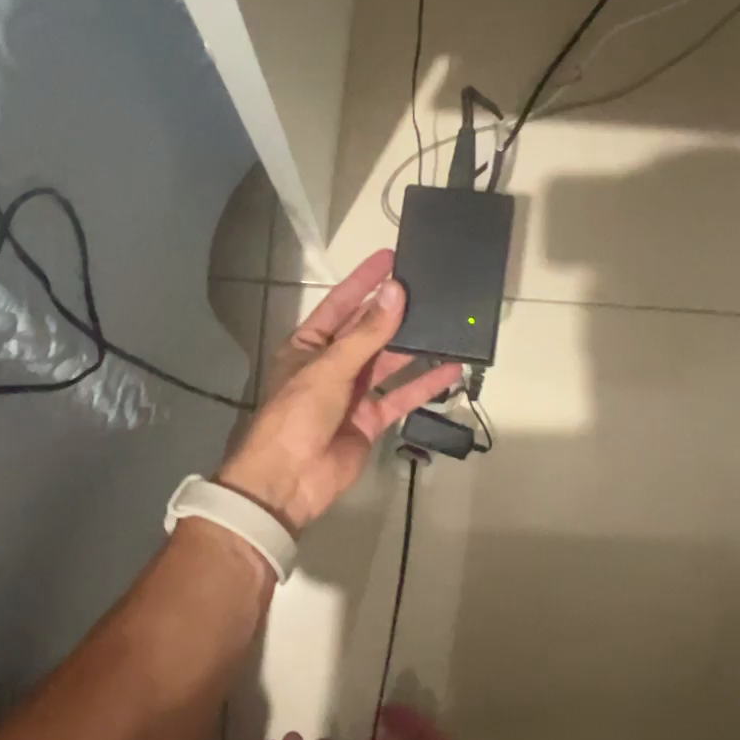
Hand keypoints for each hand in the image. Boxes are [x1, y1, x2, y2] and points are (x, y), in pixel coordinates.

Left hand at [218, 250, 461, 531]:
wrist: (288, 480)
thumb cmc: (297, 414)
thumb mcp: (329, 367)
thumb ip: (367, 333)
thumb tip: (395, 292)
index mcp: (308, 346)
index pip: (340, 304)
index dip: (364, 282)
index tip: (390, 259)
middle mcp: (331, 365)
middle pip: (368, 332)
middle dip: (395, 312)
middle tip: (428, 288)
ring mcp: (352, 393)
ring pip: (389, 362)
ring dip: (414, 346)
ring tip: (446, 323)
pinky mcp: (371, 420)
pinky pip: (401, 396)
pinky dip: (424, 384)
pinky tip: (451, 369)